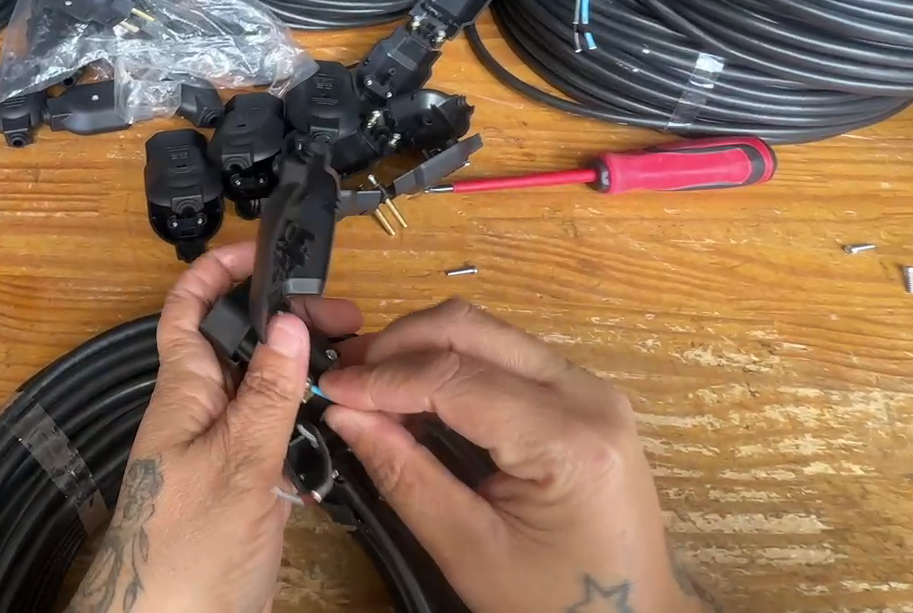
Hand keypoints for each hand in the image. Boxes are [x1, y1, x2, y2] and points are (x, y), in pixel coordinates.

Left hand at [66, 242, 360, 612]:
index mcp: (184, 387)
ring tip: (353, 364)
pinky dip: (303, 424)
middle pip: (238, 342)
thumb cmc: (190, 543)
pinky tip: (339, 426)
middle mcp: (199, 406)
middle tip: (343, 318)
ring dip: (300, 372)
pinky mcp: (239, 479)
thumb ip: (267, 393)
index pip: (187, 308)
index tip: (254, 250)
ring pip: (261, 387)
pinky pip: (272, 433)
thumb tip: (289, 323)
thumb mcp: (238, 461)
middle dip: (284, 321)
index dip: (213, 271)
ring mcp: (219, 444)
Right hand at [318, 301, 718, 612]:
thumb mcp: (469, 551)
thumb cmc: (556, 605)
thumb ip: (401, 472)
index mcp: (568, 439)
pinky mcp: (575, 388)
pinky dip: (442, 358)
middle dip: (394, 344)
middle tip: (346, 375)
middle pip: (466, 327)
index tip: (327, 386)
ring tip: (371, 383)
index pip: (451, 377)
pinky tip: (413, 394)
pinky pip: (493, 347)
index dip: (380, 377)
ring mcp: (584, 384)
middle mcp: (584, 392)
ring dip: (415, 346)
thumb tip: (340, 411)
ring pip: (477, 327)